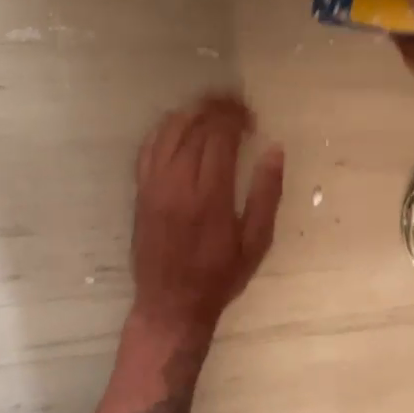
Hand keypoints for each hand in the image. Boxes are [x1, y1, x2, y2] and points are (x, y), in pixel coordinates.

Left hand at [130, 95, 283, 338]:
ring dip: (190, 113)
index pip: (219, 137)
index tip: (251, 118)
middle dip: (217, 110)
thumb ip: (265, 194)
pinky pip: (147, 149)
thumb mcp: (255, 242)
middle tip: (236, 108)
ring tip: (210, 109)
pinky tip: (178, 127)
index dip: (236, 119)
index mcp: (209, 196)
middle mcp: (177, 184)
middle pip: (194, 128)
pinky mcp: (140, 192)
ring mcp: (153, 186)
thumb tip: (273, 150)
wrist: (170, 304)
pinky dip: (163, 130)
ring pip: (167, 131)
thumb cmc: (219, 277)